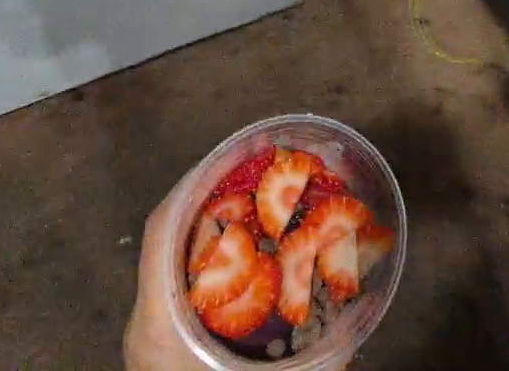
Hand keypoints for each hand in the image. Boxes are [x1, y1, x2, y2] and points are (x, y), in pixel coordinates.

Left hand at [124, 170, 352, 370]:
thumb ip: (321, 355)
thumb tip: (362, 320)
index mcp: (157, 326)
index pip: (160, 231)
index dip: (194, 183)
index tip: (234, 158)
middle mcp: (146, 324)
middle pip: (169, 238)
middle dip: (215, 198)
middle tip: (262, 177)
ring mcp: (152, 338)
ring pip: (175, 261)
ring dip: (216, 229)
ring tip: (263, 208)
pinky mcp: (163, 350)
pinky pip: (185, 287)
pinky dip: (219, 265)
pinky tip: (259, 265)